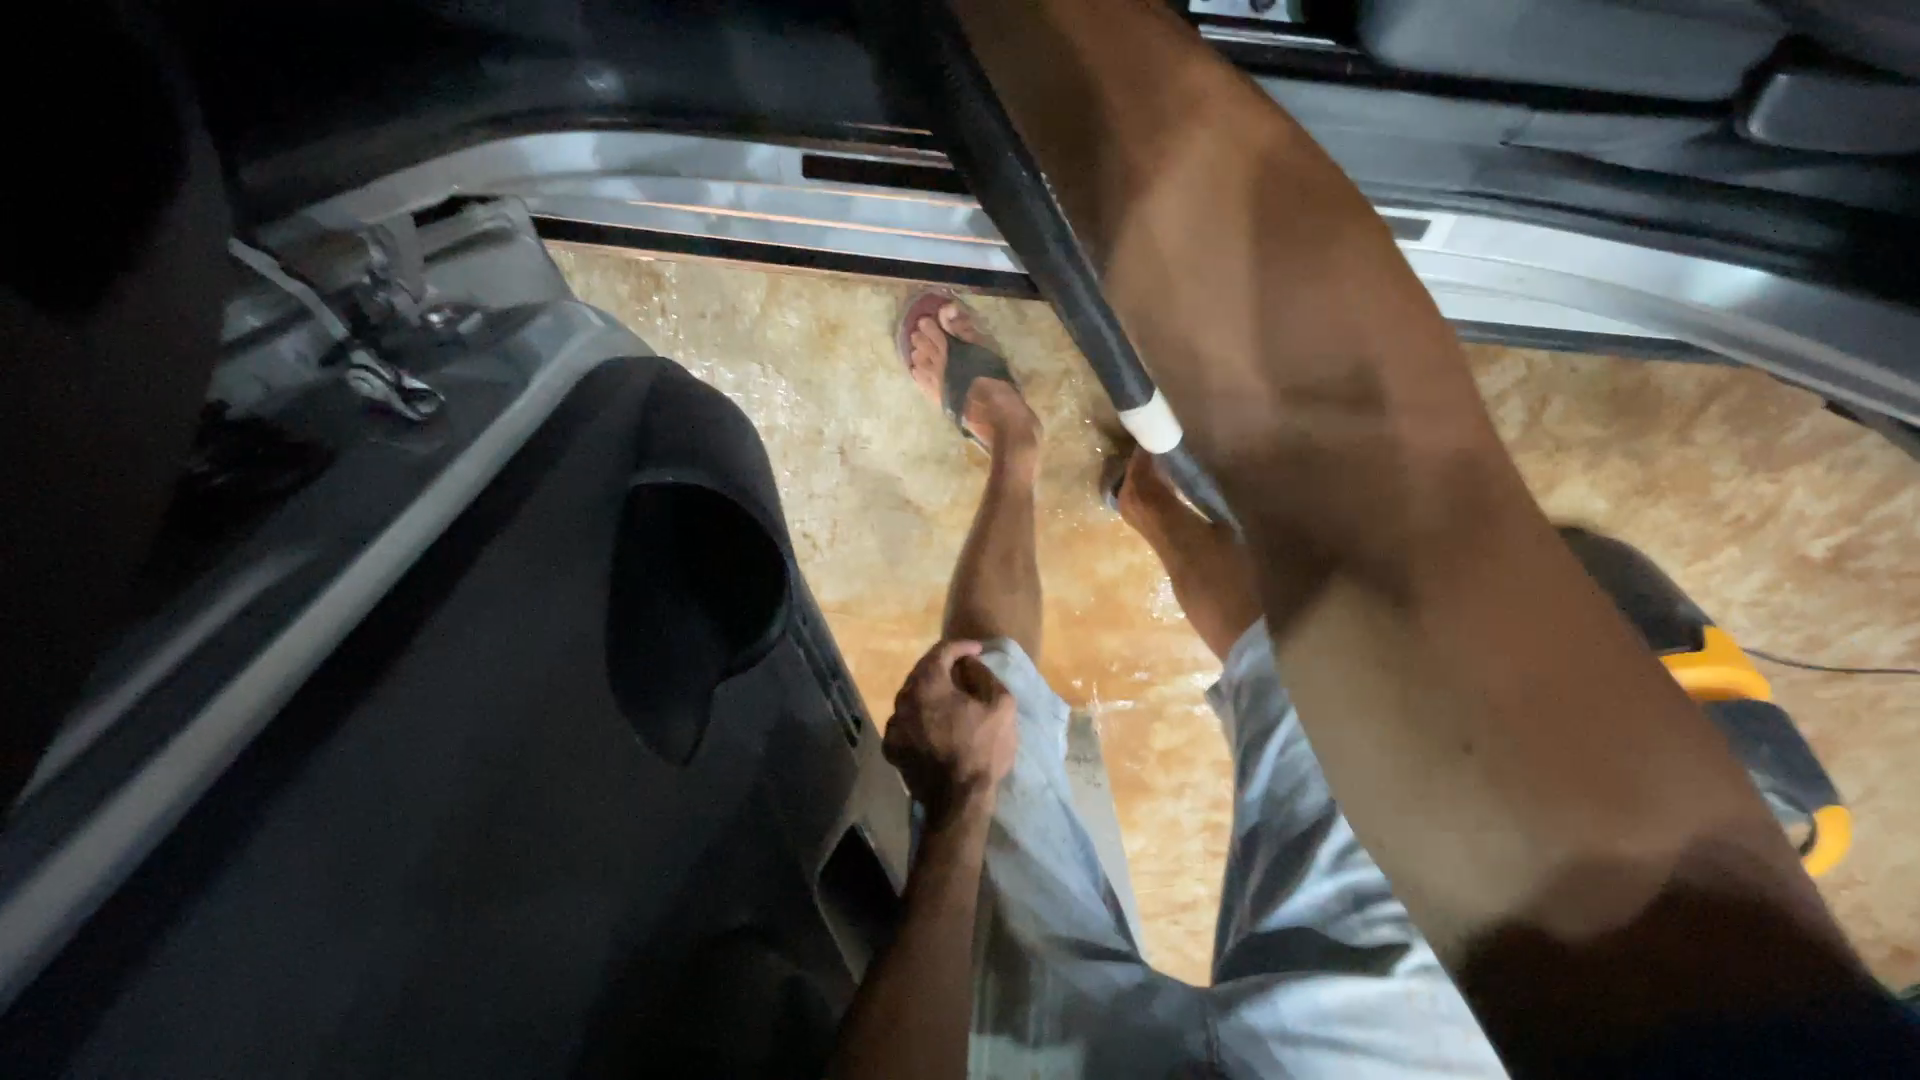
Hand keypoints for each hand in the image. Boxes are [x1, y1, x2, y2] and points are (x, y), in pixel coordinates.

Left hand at [883, 640, 1018, 822]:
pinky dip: (919, 717)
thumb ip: (985, 675)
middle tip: (964, 670)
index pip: (942, 651)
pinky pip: (905, 722)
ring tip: (950, 698)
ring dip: (929, 693)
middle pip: (922, 672)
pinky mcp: (891, 748)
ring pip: (911, 697)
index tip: (977, 650)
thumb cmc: (983, 749)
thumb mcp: (1001, 706)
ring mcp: (893, 725)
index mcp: (928, 683)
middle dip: (943, 667)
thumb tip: (970, 665)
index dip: (962, 646)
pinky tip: (933, 725)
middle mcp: (903, 698)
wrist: (958, 800)